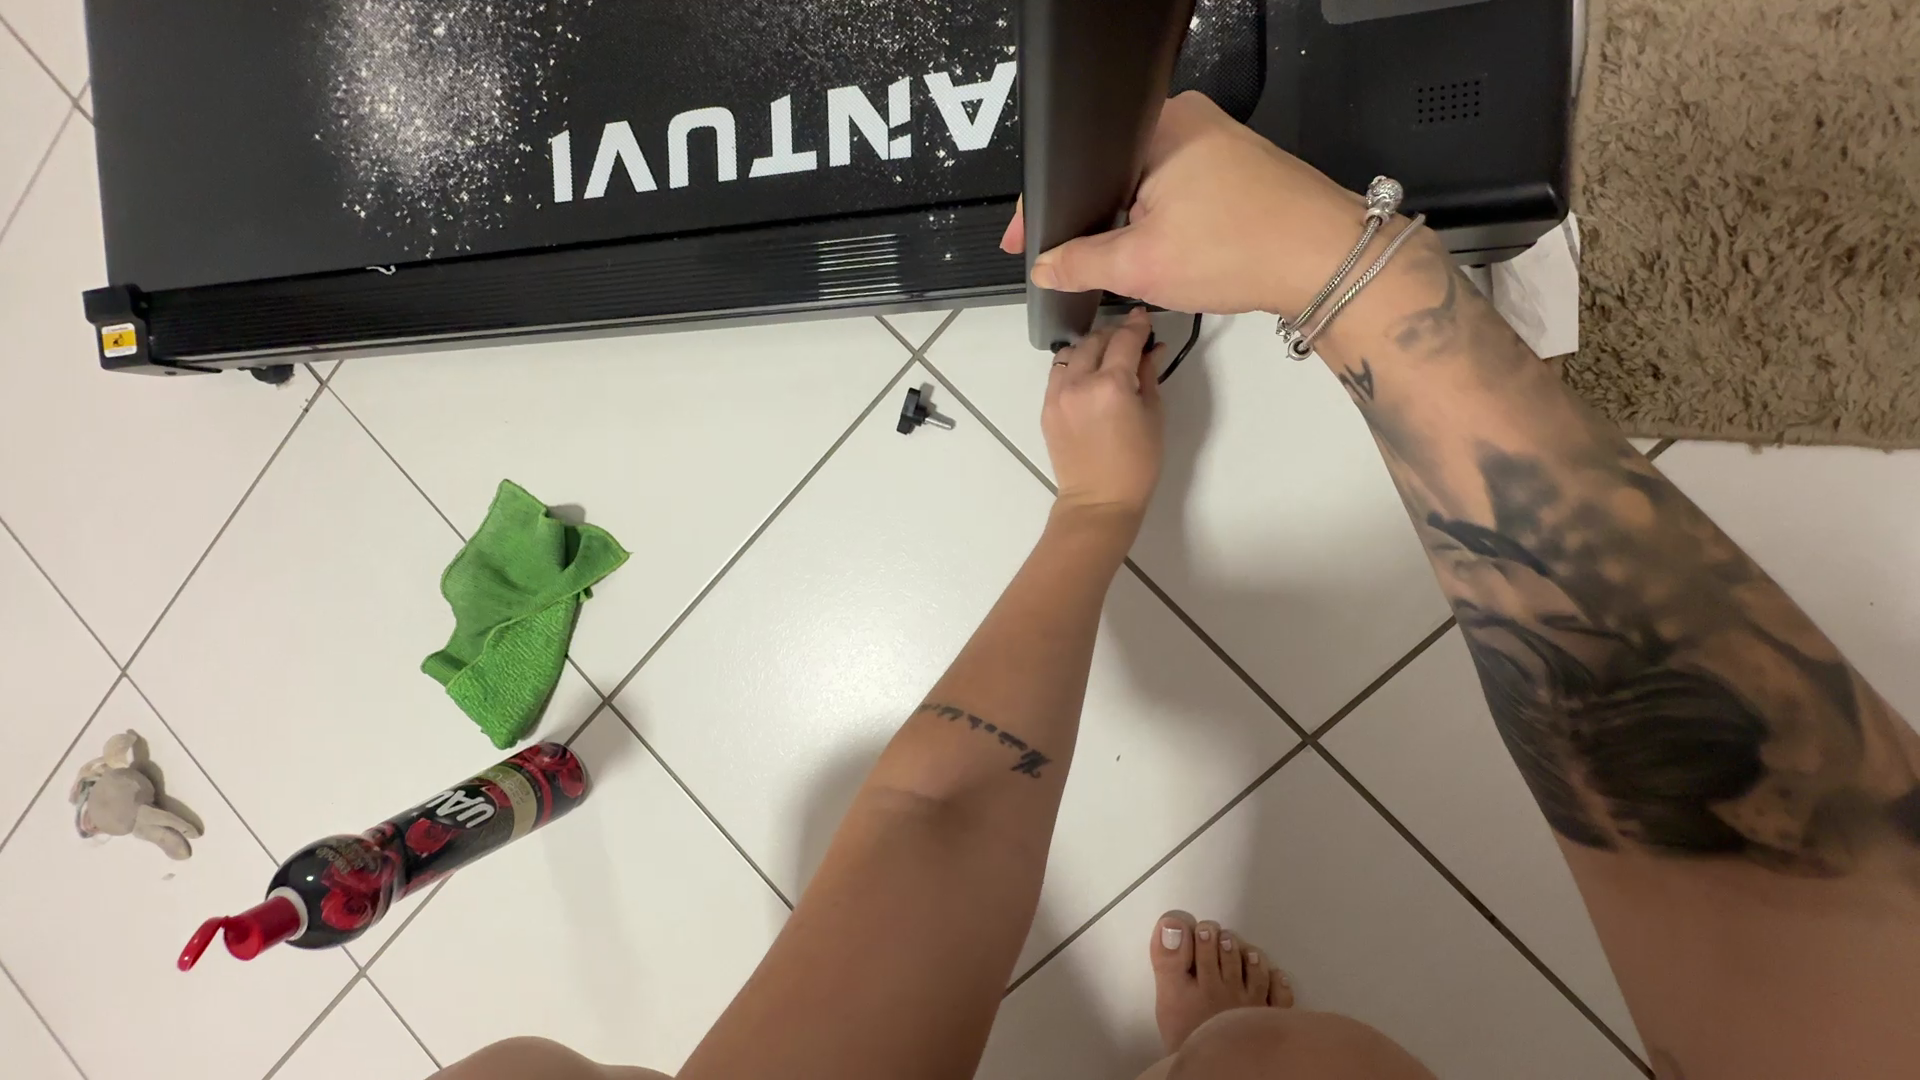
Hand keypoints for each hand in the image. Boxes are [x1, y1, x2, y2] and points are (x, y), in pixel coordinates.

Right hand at [1001, 92, 1372, 317]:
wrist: (1323, 261)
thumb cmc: (1242, 248)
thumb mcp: (1142, 265)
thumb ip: (1081, 263)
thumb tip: (1046, 267)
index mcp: (1157, 125)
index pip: (1078, 163)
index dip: (1046, 210)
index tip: (1027, 244)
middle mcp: (1185, 120)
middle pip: (1109, 174)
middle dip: (1092, 222)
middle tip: (1082, 264)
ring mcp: (1211, 141)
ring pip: (1141, 187)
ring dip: (1130, 226)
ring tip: (1140, 262)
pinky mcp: (1229, 166)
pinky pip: (1173, 192)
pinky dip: (1161, 224)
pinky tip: (1170, 252)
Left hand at [1042, 308, 1164, 526]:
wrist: (1098, 499)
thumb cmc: (1136, 464)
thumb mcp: (1153, 416)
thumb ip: (1148, 376)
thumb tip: (1151, 350)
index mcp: (1110, 385)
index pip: (1124, 340)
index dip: (1137, 326)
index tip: (1145, 319)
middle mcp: (1079, 383)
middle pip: (1094, 341)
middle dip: (1113, 335)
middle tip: (1130, 340)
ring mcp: (1057, 395)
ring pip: (1071, 353)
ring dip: (1090, 348)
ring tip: (1106, 357)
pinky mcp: (1046, 408)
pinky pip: (1058, 374)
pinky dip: (1073, 366)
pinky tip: (1088, 376)